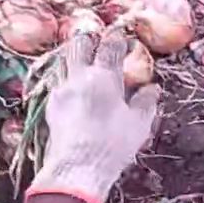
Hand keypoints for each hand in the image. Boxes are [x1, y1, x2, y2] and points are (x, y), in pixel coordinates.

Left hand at [27, 29, 159, 202]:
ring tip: (81, 61)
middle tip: (94, 38)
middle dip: (87, 39)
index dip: (117, 38)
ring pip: (64, 63)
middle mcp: (79, 77)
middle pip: (79, 46)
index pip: (110, 47)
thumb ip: (145, 103)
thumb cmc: (113, 145)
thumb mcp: (138, 125)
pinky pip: (58, 85)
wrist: (78, 168)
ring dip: (73, 58)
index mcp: (104, 77)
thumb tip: (152, 88)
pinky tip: (72, 89)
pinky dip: (66, 81)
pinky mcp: (51, 107)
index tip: (122, 35)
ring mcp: (62, 91)